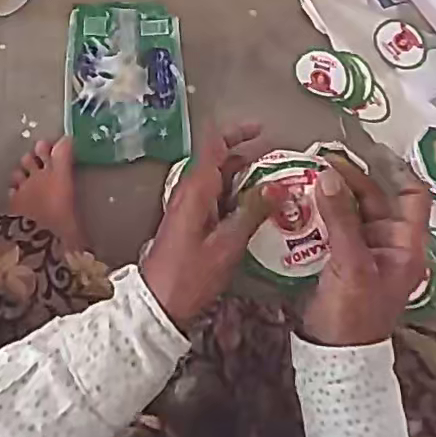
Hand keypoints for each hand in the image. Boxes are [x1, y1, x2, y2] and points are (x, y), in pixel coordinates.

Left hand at [141, 121, 270, 329]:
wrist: (157, 306)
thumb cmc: (189, 276)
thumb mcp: (228, 244)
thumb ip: (253, 212)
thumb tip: (278, 186)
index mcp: (196, 189)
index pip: (214, 145)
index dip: (238, 132)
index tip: (262, 130)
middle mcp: (190, 192)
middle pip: (219, 160)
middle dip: (249, 155)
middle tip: (278, 161)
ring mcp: (189, 207)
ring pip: (220, 180)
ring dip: (246, 177)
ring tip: (275, 183)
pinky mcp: (192, 222)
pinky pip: (217, 198)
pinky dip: (238, 196)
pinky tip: (258, 209)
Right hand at [301, 152, 430, 346]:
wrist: (333, 358)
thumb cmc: (353, 315)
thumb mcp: (351, 265)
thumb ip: (341, 219)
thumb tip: (328, 175)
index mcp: (406, 245)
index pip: (412, 196)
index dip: (397, 170)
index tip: (372, 149)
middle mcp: (388, 243)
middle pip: (375, 198)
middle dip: (351, 178)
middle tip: (321, 159)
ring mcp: (363, 250)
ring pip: (351, 210)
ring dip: (333, 192)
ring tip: (308, 173)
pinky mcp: (340, 258)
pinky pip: (334, 225)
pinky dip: (321, 211)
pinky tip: (300, 199)